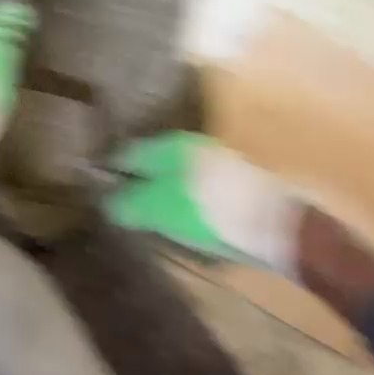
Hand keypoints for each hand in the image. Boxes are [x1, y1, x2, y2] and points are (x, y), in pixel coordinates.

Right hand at [105, 131, 304, 276]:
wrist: (279, 228)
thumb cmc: (208, 213)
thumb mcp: (157, 210)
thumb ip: (126, 203)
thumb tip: (106, 202)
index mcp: (169, 145)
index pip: (125, 153)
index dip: (107, 171)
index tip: (93, 187)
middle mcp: (193, 147)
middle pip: (153, 164)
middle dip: (136, 181)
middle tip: (118, 203)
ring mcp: (218, 165)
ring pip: (177, 176)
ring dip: (162, 192)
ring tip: (147, 215)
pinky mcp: (238, 186)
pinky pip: (197, 191)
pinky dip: (184, 202)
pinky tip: (181, 221)